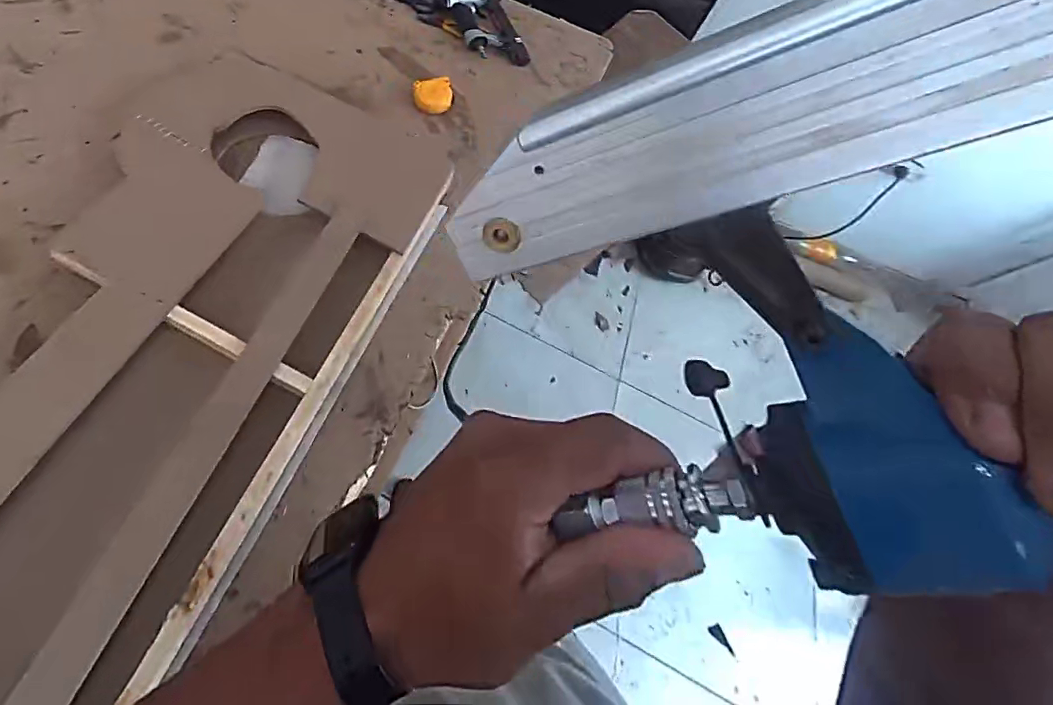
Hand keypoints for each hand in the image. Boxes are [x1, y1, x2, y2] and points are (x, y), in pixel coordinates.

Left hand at [358, 412, 704, 689]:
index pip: (611, 441)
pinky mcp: (476, 440)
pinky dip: (562, 474)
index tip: (675, 508)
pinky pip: (541, 443)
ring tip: (584, 539)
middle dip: (626, 480)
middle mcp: (502, 433)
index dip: (655, 465)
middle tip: (635, 535)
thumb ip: (614, 569)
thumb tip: (683, 548)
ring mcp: (485, 432)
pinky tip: (548, 522)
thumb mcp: (539, 610)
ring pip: (569, 439)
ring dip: (593, 480)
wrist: (369, 612)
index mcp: (518, 469)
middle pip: (592, 437)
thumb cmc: (452, 621)